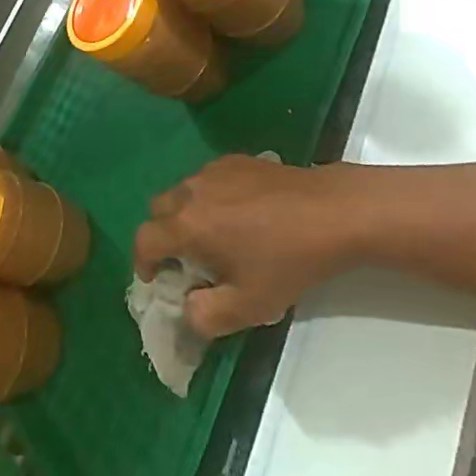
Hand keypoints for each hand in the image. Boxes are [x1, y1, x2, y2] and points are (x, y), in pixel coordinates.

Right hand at [133, 155, 365, 338]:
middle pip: (159, 211)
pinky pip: (208, 179)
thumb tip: (187, 308)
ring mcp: (215, 169)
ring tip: (215, 236)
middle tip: (187, 260)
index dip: (143, 263)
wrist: (331, 212)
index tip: (158, 280)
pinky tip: (241, 214)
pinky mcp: (238, 159)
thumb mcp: (247, 307)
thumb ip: (204, 316)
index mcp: (187, 224)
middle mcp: (192, 189)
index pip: (144, 240)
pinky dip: (209, 196)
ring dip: (186, 214)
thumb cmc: (287, 260)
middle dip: (163, 236)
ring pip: (183, 191)